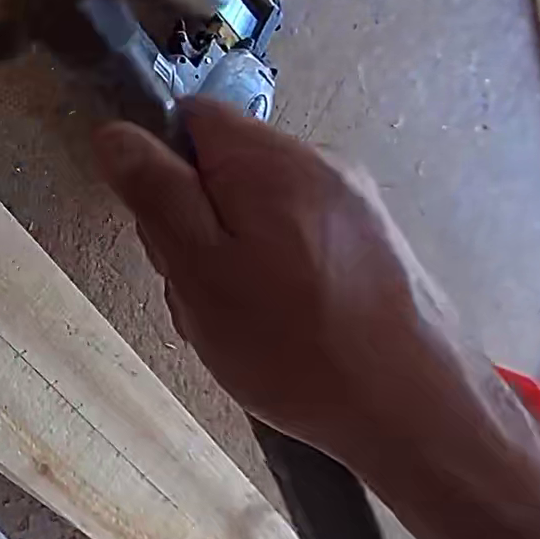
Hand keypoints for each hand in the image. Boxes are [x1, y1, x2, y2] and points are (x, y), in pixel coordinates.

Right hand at [92, 99, 469, 460]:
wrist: (425, 422)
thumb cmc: (295, 345)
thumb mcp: (199, 268)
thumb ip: (155, 193)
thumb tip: (114, 134)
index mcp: (269, 161)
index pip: (188, 116)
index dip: (157, 161)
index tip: (161, 225)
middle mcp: (317, 163)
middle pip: (217, 163)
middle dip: (190, 215)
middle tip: (196, 282)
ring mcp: (349, 200)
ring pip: (248, 202)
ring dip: (223, 248)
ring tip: (234, 312)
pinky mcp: (367, 237)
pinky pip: (287, 230)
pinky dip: (263, 264)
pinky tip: (271, 319)